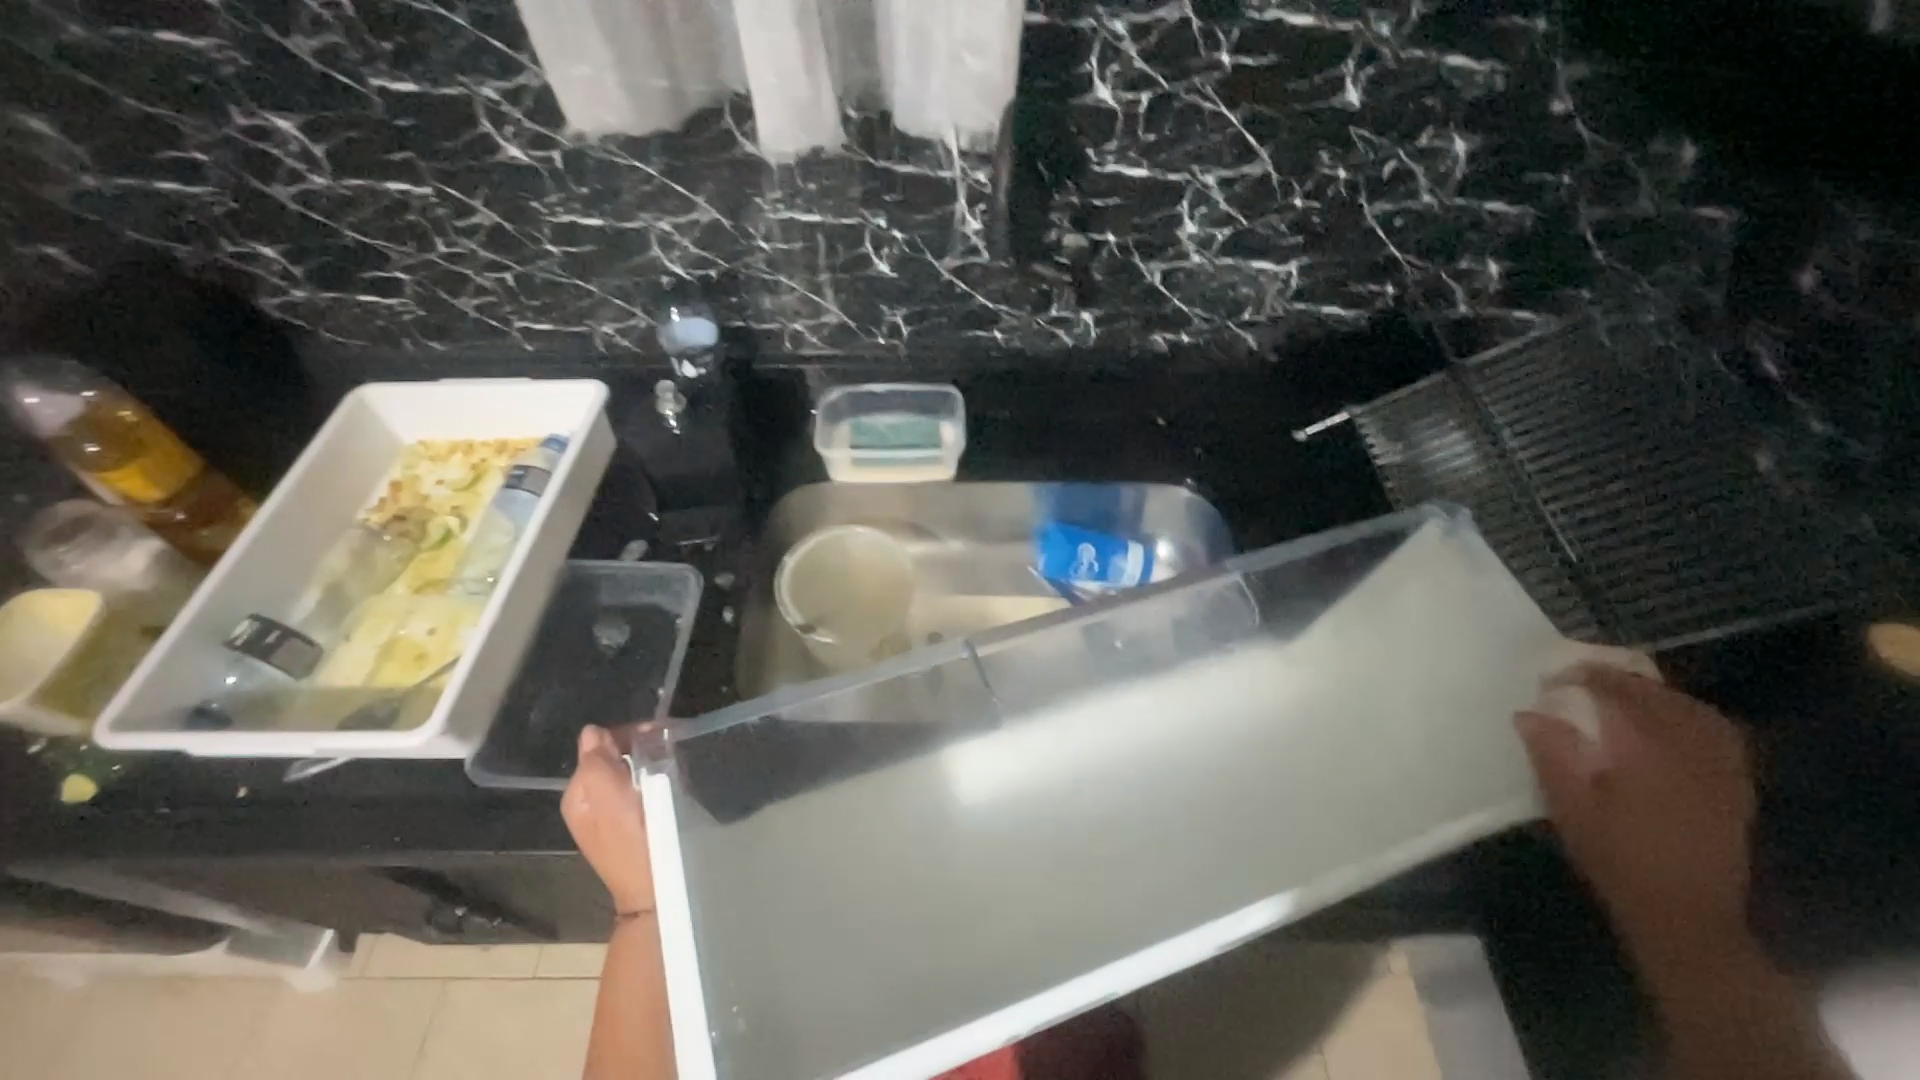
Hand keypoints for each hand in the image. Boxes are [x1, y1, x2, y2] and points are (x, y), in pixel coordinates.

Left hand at [562, 725, 655, 916]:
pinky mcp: (633, 826)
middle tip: (670, 752)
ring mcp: (611, 816)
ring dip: (649, 765)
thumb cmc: (634, 843)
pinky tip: (670, 788)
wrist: (656, 894)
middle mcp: (590, 802)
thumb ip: (596, 762)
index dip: (627, 735)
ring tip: (674, 766)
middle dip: (639, 749)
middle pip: (613, 758)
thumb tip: (592, 732)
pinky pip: (640, 790)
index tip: (658, 736)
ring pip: (628, 773)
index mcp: (578, 794)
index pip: (598, 744)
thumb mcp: (609, 798)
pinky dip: (654, 782)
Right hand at [1515, 664, 1757, 970]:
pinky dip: (1690, 716)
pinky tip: (1670, 723)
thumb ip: (1551, 753)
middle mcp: (1692, 748)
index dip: (1583, 677)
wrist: (1686, 915)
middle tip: (1583, 678)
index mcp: (1648, 748)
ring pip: (1693, 709)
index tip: (1551, 679)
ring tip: (1625, 694)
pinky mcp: (1736, 785)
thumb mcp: (1569, 807)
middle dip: (1619, 680)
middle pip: (1658, 695)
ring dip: (1657, 694)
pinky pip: (1718, 732)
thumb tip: (1529, 712)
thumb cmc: (1618, 859)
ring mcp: (1722, 767)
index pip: (1616, 692)